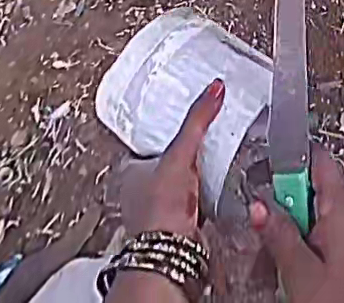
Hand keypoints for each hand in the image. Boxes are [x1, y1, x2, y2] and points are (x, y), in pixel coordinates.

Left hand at [123, 79, 222, 239]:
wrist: (173, 254)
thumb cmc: (161, 207)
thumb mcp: (180, 151)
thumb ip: (197, 120)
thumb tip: (214, 89)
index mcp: (130, 170)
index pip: (144, 141)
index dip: (160, 130)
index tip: (177, 118)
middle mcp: (140, 191)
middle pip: (163, 162)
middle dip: (181, 153)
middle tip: (199, 135)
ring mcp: (159, 210)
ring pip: (178, 183)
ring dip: (193, 175)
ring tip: (210, 157)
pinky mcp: (178, 226)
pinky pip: (193, 201)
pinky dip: (203, 194)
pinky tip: (214, 185)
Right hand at [249, 147, 343, 302]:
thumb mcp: (302, 272)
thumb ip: (279, 233)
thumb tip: (258, 202)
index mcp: (339, 211)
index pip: (318, 159)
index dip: (292, 151)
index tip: (265, 154)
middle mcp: (339, 220)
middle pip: (304, 186)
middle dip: (278, 195)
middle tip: (258, 206)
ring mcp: (333, 241)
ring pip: (299, 214)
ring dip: (278, 223)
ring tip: (262, 239)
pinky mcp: (326, 261)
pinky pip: (300, 238)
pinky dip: (284, 244)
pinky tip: (272, 261)